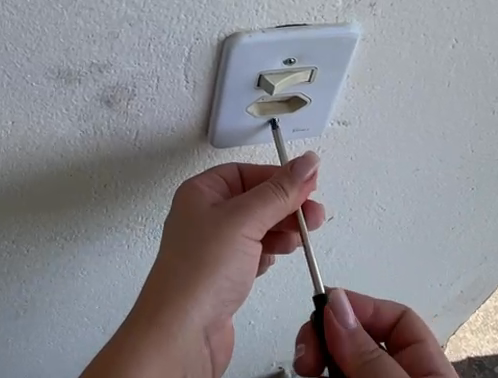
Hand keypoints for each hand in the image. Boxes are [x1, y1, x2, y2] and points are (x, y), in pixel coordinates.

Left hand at [82, 152, 324, 377]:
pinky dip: (270, 252)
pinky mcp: (224, 276)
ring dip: (282, 229)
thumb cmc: (197, 274)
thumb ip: (279, 192)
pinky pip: (254, 253)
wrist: (183, 334)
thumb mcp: (244, 220)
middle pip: (254, 200)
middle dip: (286, 205)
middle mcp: (205, 217)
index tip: (308, 182)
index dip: (277, 176)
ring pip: (257, 228)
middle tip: (314, 214)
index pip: (246, 172)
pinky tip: (278, 255)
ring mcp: (214, 248)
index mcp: (201, 193)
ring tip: (303, 236)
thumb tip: (306, 163)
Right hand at [294, 288, 454, 377]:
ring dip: (317, 360)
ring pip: (340, 366)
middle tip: (306, 356)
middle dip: (326, 336)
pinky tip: (308, 377)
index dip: (357, 307)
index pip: (396, 318)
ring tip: (305, 369)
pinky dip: (316, 377)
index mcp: (430, 372)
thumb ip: (370, 355)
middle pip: (359, 340)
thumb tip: (336, 303)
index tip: (321, 312)